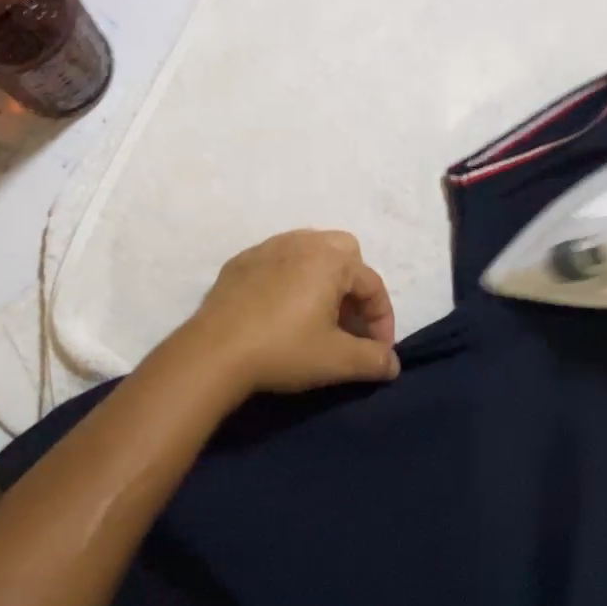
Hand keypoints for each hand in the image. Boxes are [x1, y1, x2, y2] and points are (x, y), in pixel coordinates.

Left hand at [175, 230, 400, 395]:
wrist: (214, 351)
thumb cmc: (284, 349)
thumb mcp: (337, 361)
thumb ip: (373, 360)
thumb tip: (392, 364)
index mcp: (332, 258)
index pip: (373, 285)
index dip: (382, 321)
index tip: (377, 352)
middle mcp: (303, 241)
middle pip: (344, 254)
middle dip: (353, 288)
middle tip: (348, 325)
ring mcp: (268, 247)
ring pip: (310, 253)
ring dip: (322, 281)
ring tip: (317, 318)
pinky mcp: (241, 261)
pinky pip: (278, 262)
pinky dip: (289, 281)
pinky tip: (279, 313)